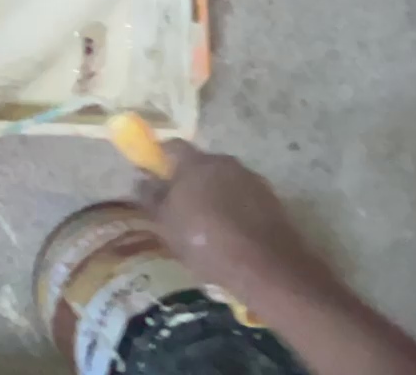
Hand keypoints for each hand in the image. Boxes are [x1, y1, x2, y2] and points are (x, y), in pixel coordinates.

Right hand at [139, 139, 333, 297]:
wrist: (268, 269)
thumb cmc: (205, 241)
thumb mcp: (165, 223)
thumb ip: (151, 197)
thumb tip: (141, 179)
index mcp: (195, 162)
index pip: (172, 145)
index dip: (161, 158)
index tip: (155, 176)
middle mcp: (224, 162)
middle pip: (201, 163)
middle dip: (190, 179)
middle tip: (182, 205)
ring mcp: (252, 180)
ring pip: (225, 181)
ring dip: (215, 194)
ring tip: (210, 224)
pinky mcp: (273, 201)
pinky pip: (245, 198)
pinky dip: (237, 209)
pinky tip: (234, 235)